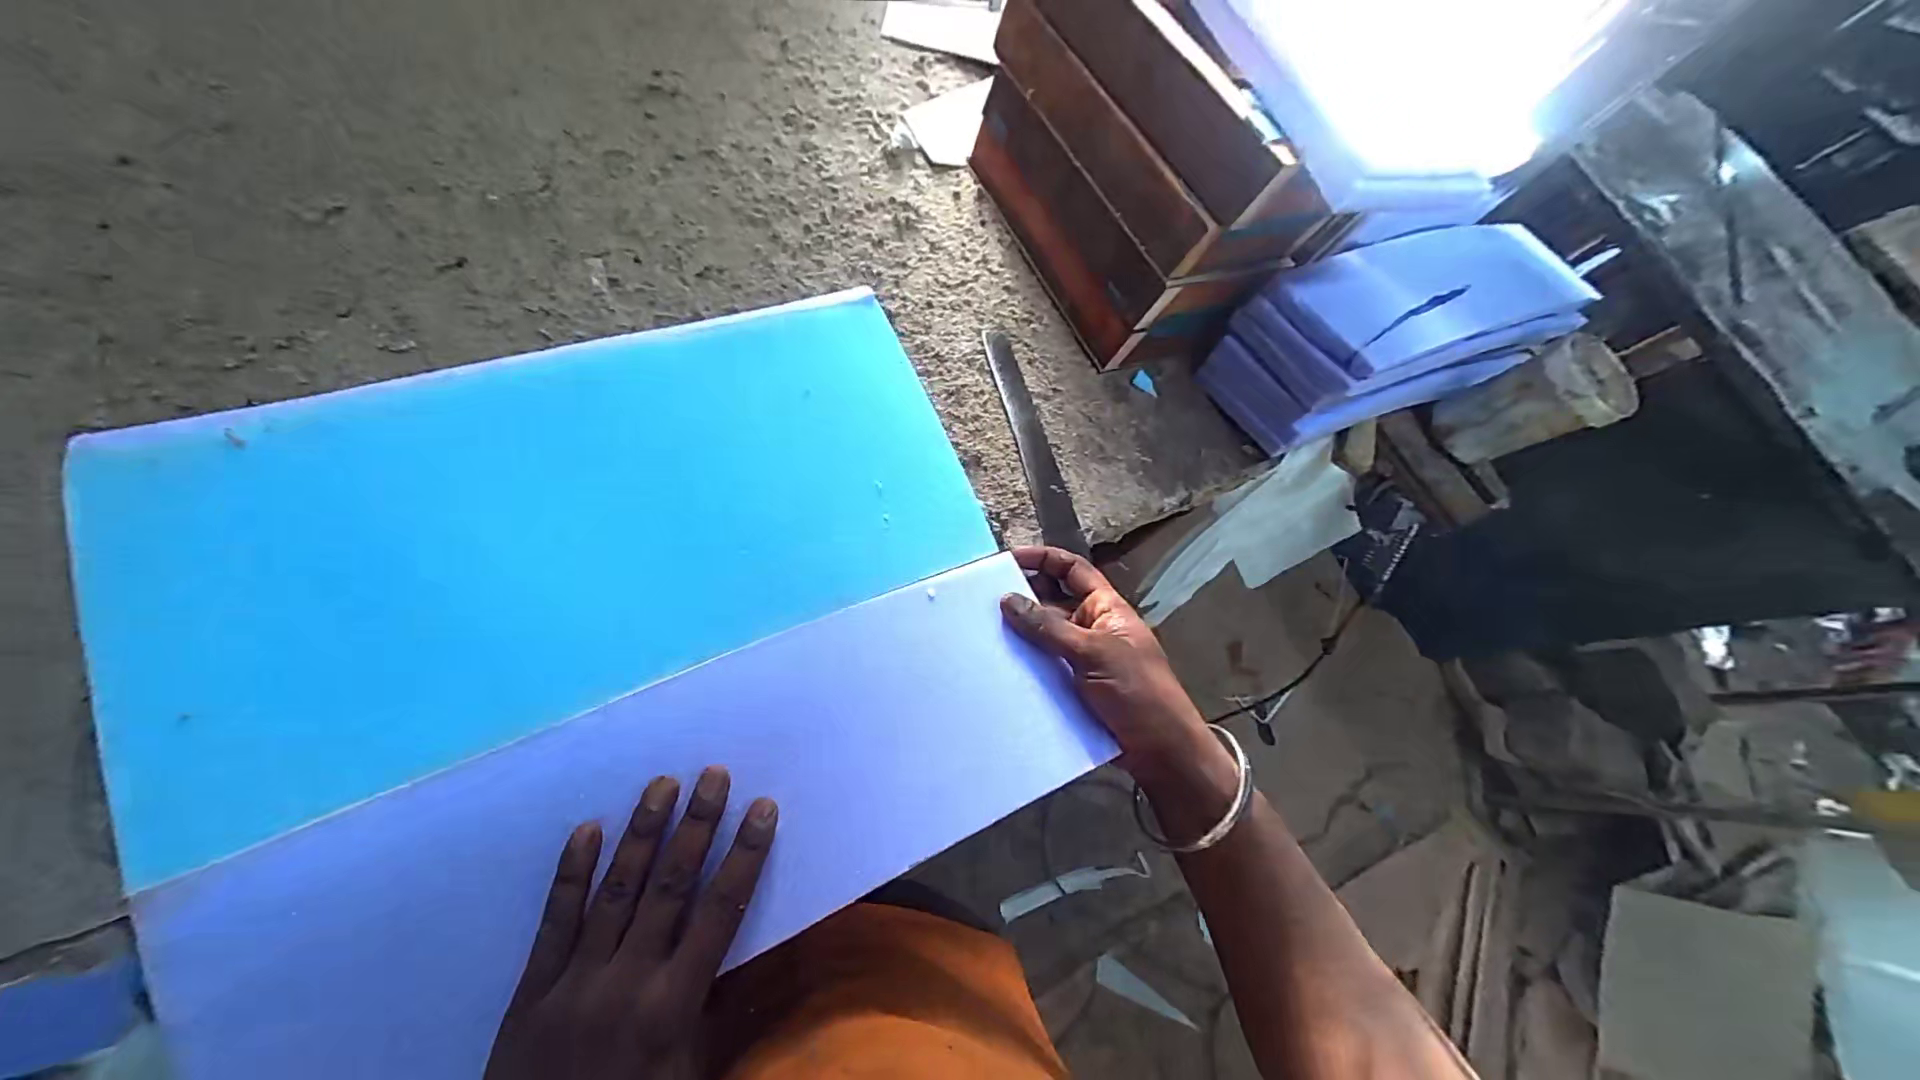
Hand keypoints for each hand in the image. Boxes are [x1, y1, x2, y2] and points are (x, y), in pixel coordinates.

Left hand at [486, 768, 776, 1079]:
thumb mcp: (691, 1074)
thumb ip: (722, 1012)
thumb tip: (763, 955)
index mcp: (672, 1005)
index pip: (719, 912)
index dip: (744, 856)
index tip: (763, 809)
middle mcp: (627, 982)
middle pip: (669, 888)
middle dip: (697, 826)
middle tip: (714, 775)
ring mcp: (573, 982)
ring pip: (616, 892)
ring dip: (642, 834)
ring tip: (662, 784)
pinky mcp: (529, 991)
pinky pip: (553, 922)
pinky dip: (570, 874)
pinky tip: (586, 829)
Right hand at [999, 546, 1218, 789]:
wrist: (1160, 751)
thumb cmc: (1139, 692)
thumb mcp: (1093, 653)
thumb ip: (1049, 627)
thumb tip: (1008, 600)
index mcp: (1105, 607)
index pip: (1071, 569)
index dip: (1042, 559)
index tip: (1009, 559)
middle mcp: (1090, 627)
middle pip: (1051, 601)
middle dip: (1022, 597)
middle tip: (985, 599)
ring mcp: (1080, 657)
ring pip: (1042, 635)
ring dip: (1019, 633)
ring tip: (984, 631)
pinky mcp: (1070, 685)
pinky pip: (1041, 666)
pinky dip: (1022, 663)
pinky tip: (998, 664)